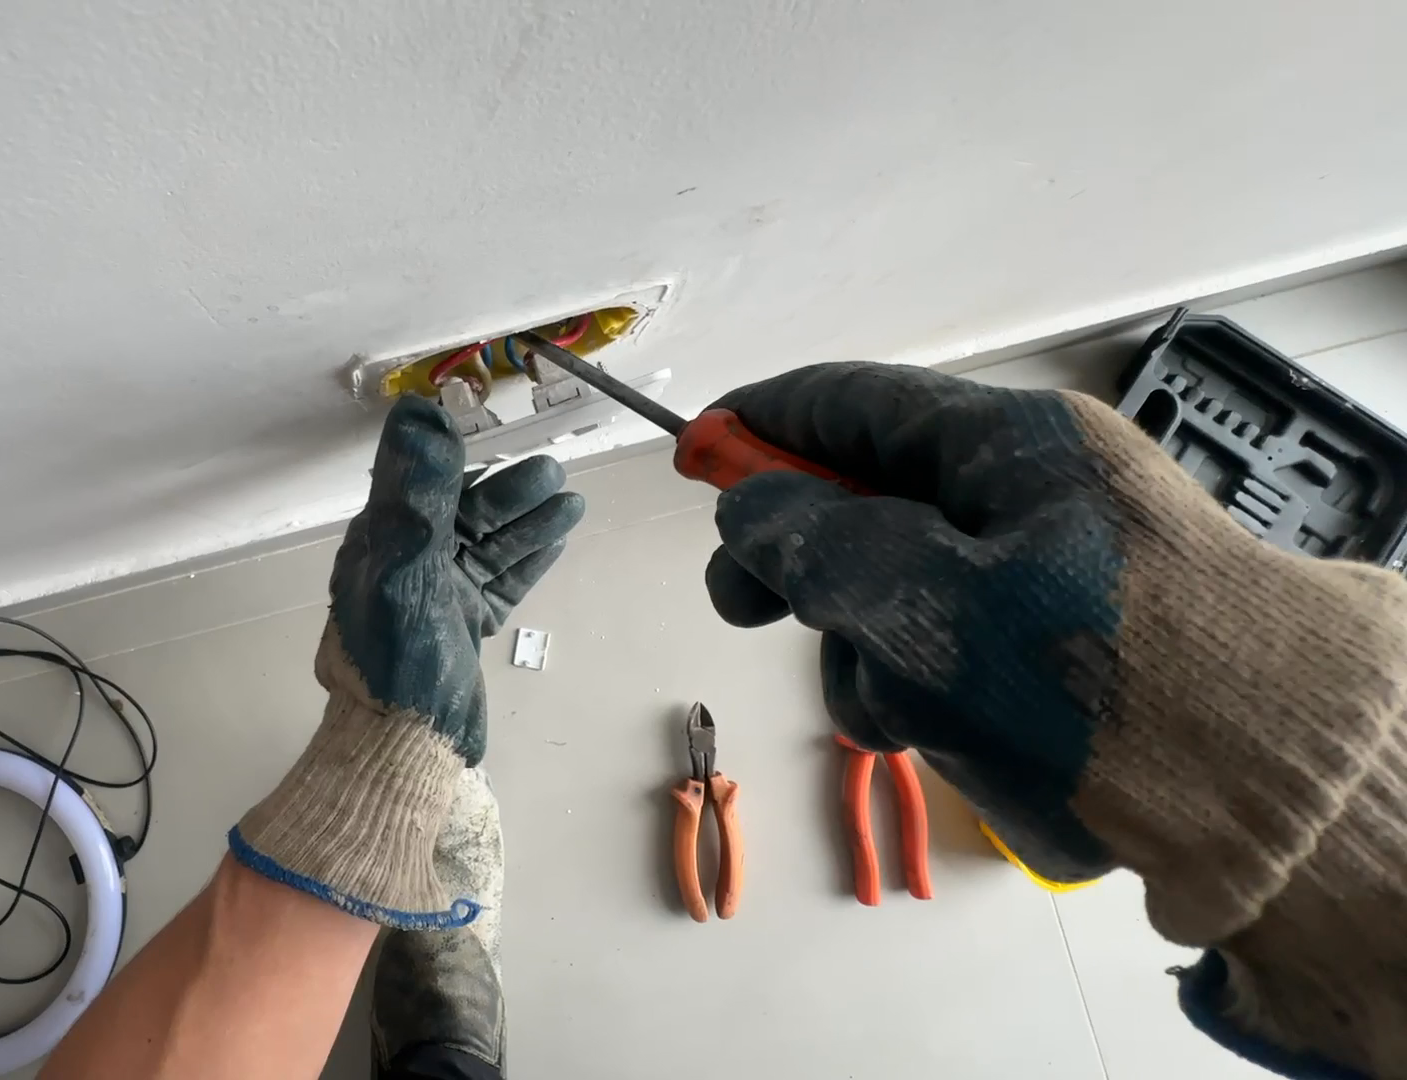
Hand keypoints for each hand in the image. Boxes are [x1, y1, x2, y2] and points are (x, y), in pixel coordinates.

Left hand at [233, 395, 581, 926]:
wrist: (402, 746)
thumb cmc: (399, 659)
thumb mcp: (404, 570)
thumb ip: (414, 494)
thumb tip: (419, 411)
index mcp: (382, 543)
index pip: (423, 486)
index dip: (459, 460)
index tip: (492, 435)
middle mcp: (409, 562)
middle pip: (466, 512)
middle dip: (510, 492)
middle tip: (553, 472)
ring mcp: (439, 593)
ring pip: (490, 544)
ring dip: (528, 521)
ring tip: (569, 499)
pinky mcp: (464, 622)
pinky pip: (501, 578)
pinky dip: (528, 557)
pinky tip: (556, 538)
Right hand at [701, 361, 1406, 1078]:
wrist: (1281, 814)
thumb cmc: (1093, 683)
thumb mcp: (924, 599)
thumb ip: (810, 538)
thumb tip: (745, 508)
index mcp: (1000, 446)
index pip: (844, 402)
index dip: (756, 420)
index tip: (692, 448)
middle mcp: (1009, 495)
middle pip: (850, 500)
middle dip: (789, 556)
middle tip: (737, 603)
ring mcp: (1017, 572)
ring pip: (875, 585)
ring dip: (852, 642)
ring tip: (889, 701)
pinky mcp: (1024, 642)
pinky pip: (918, 644)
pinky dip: (899, 683)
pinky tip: (927, 723)